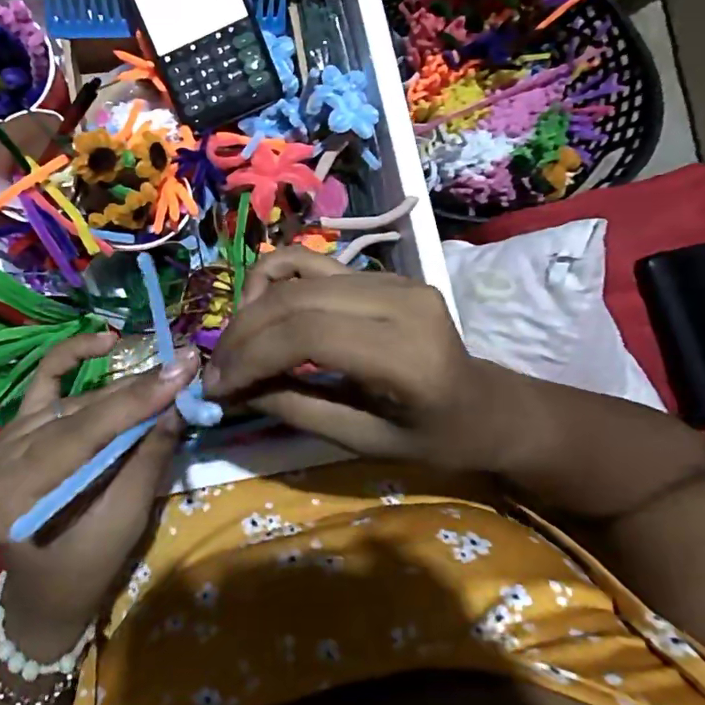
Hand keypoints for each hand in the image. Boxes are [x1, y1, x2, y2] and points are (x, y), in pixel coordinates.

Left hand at [0, 333, 197, 657]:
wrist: (44, 593)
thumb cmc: (87, 568)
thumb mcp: (125, 519)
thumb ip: (147, 455)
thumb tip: (179, 400)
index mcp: (13, 500)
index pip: (81, 434)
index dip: (135, 400)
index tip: (181, 368)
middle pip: (75, 415)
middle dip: (134, 392)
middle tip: (182, 366)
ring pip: (67, 404)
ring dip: (116, 392)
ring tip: (160, 376)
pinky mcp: (1, 438)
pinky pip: (39, 390)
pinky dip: (70, 361)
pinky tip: (101, 342)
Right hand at [205, 248, 523, 474]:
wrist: (487, 404)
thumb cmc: (434, 438)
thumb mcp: (364, 441)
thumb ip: (296, 408)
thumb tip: (232, 389)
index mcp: (406, 354)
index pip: (307, 335)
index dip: (251, 356)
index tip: (217, 387)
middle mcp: (400, 301)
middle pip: (295, 300)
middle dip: (243, 334)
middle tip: (217, 370)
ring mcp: (392, 278)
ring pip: (297, 276)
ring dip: (252, 308)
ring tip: (237, 345)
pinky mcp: (382, 272)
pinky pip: (314, 263)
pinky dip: (277, 280)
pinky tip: (263, 308)